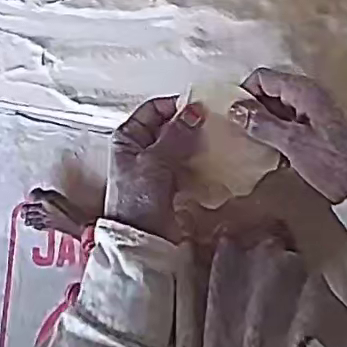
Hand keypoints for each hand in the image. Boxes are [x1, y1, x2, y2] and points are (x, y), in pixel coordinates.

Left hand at [106, 95, 203, 237]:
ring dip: (197, 141)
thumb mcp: (154, 161)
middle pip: (169, 126)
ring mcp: (158, 166)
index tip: (199, 105)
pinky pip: (189, 162)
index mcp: (128, 137)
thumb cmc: (137, 199)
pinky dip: (201, 158)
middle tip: (213, 120)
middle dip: (190, 123)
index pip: (154, 109)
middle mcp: (141, 148)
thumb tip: (195, 110)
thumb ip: (176, 134)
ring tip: (218, 136)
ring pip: (181, 144)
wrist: (143, 241)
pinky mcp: (172, 182)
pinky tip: (216, 156)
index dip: (174, 105)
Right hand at [233, 69, 346, 202]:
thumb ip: (262, 124)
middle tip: (238, 132)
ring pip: (278, 107)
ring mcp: (314, 110)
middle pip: (269, 91)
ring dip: (264, 123)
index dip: (245, 93)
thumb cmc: (332, 162)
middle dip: (252, 108)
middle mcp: (308, 93)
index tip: (233, 116)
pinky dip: (277, 132)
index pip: (262, 77)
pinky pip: (288, 121)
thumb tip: (234, 109)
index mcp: (303, 90)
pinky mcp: (317, 127)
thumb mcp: (292, 143)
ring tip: (252, 144)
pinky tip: (272, 153)